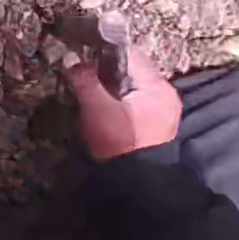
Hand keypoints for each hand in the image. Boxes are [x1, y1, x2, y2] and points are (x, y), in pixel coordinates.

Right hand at [63, 47, 181, 159]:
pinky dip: (121, 100)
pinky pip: (136, 101)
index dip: (105, 52)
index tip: (85, 56)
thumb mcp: (98, 110)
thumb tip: (71, 59)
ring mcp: (164, 111)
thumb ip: (85, 81)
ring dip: (114, 86)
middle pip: (132, 70)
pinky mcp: (157, 125)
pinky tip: (107, 108)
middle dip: (109, 71)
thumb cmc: (120, 144)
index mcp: (158, 87)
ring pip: (133, 86)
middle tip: (87, 76)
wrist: (137, 187)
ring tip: (94, 92)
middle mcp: (167, 95)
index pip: (130, 55)